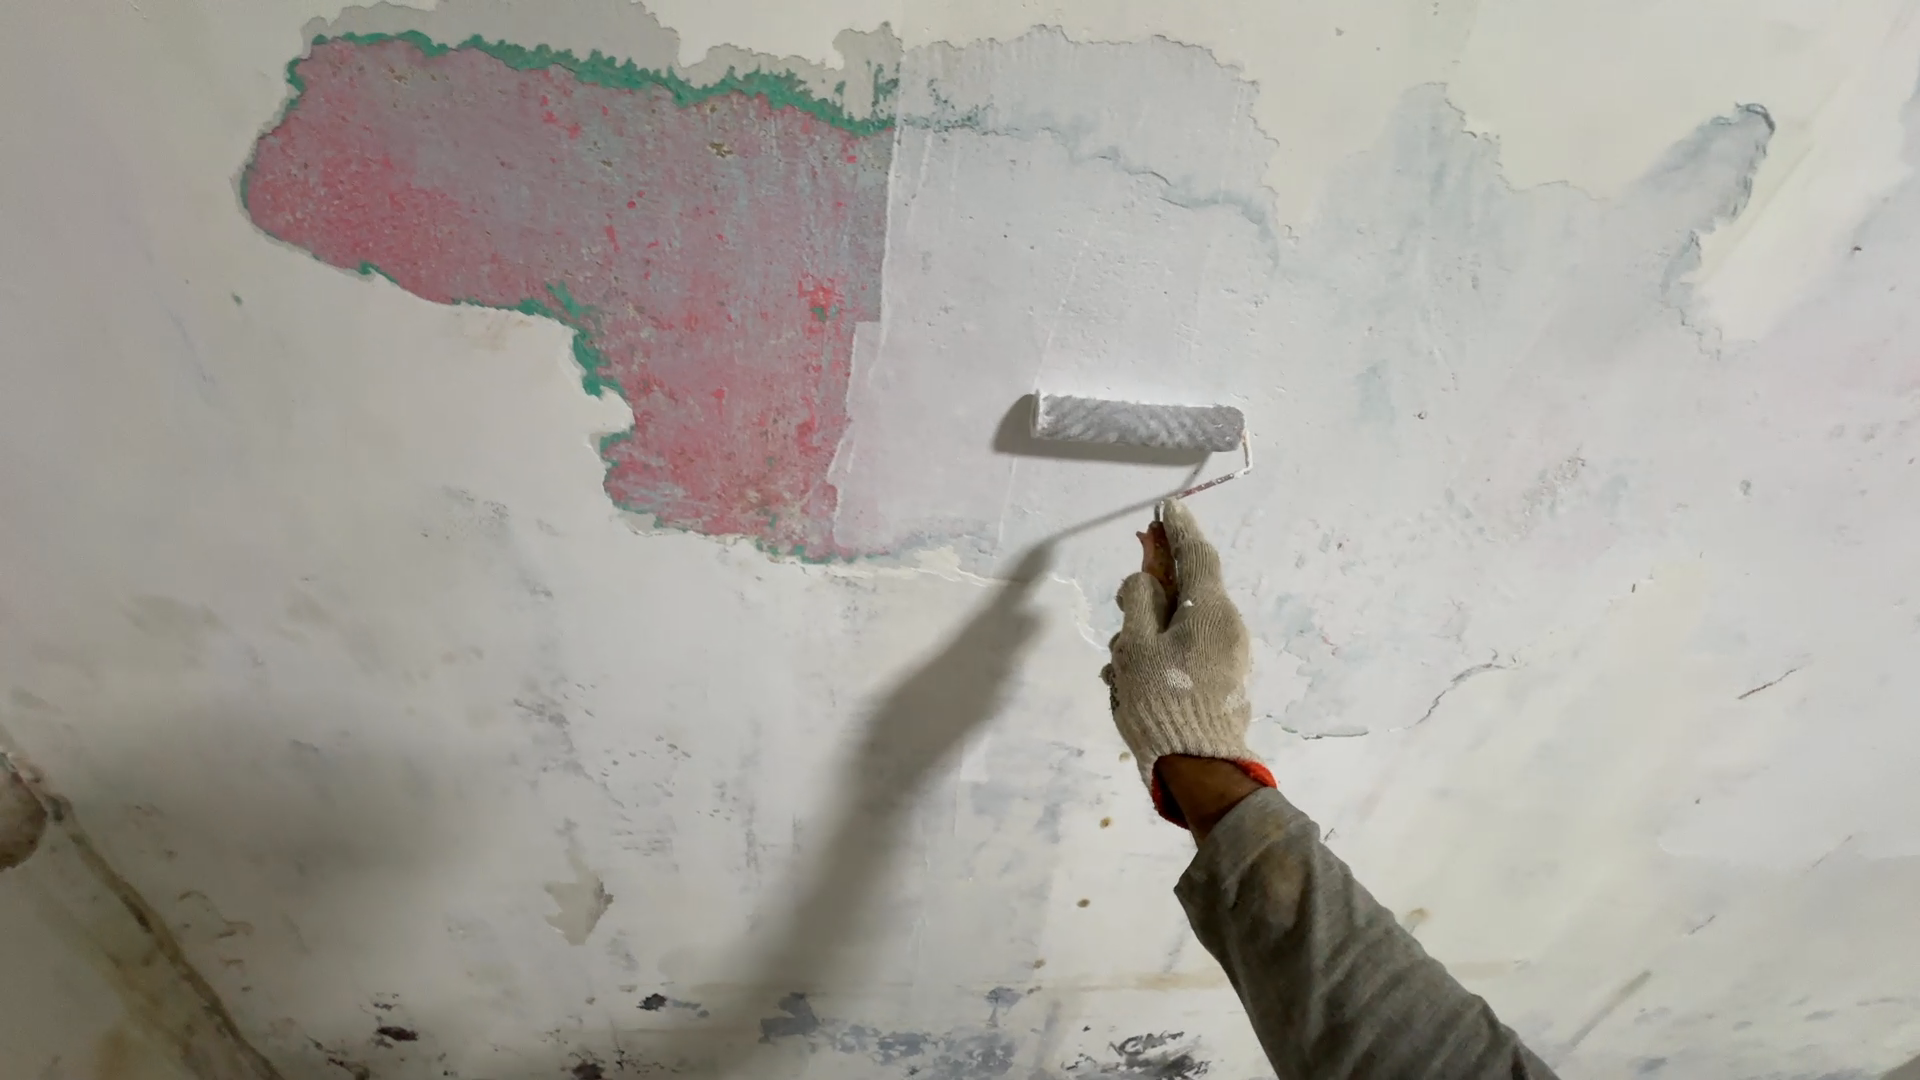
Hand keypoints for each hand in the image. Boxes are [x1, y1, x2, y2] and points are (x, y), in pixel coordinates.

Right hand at [1100, 499, 1270, 824]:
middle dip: (1152, 590)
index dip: (1178, 529)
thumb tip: (1147, 579)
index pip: (1197, 555)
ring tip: (1118, 664)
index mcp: (1210, 611)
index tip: (1166, 507)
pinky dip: (1157, 653)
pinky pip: (1183, 651)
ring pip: (1179, 624)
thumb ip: (1139, 601)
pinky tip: (1130, 679)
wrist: (1199, 769)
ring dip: (1147, 630)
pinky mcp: (1221, 680)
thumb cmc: (1161, 699)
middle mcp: (1227, 627)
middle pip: (1186, 590)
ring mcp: (1227, 655)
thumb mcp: (1136, 644)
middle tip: (1124, 597)